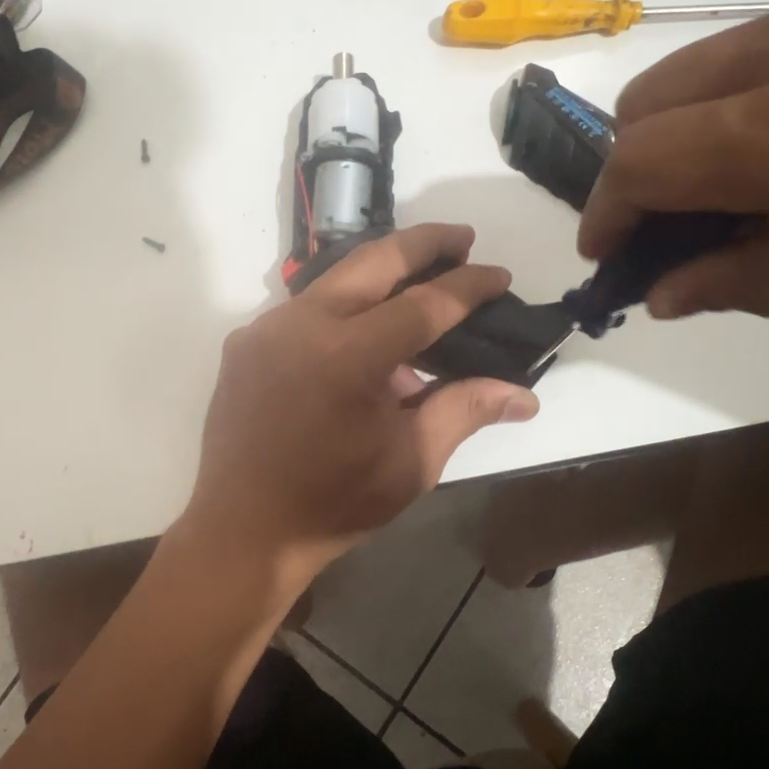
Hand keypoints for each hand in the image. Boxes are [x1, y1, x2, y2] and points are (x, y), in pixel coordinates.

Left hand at [180, 223, 540, 579]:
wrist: (244, 529)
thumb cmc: (334, 502)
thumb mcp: (411, 461)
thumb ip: (464, 410)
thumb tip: (524, 395)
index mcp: (348, 355)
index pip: (424, 303)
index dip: (468, 287)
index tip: (499, 275)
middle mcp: (302, 324)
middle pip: (373, 262)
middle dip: (424, 243)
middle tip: (462, 239)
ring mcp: (265, 329)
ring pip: (333, 281)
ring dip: (379, 274)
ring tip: (418, 280)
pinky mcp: (244, 344)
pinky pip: (301, 311)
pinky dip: (340, 309)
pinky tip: (360, 332)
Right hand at [579, 0, 768, 360]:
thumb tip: (668, 289)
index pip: (644, 161)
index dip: (607, 214)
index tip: (610, 256)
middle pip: (657, 97)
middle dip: (638, 170)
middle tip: (673, 233)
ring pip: (715, 59)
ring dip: (699, 129)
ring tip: (752, 196)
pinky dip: (763, 92)